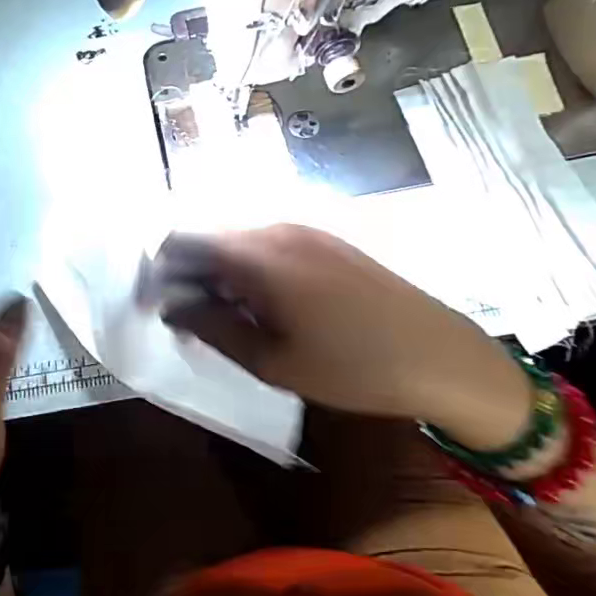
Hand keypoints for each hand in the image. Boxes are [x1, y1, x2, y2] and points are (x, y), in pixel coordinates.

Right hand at [155, 224, 531, 450]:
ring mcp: (311, 230)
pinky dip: (255, 270)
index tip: (156, 309)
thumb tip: (173, 306)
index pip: (184, 242)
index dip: (161, 273)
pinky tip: (268, 307)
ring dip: (223, 274)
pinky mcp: (332, 241)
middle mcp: (281, 228)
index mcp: (260, 254)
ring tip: (228, 320)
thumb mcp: (274, 361)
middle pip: (213, 237)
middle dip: (191, 274)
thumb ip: (215, 327)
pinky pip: (275, 246)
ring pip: (244, 242)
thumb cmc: (353, 367)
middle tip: (190, 322)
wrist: (439, 354)